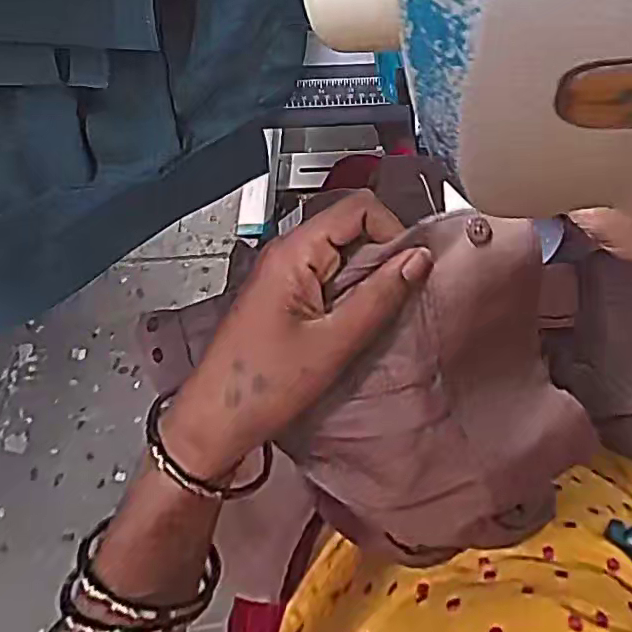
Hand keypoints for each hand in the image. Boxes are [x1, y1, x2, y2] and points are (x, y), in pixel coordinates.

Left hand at [161, 190, 432, 477]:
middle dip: (384, 255)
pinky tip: (357, 322)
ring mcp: (288, 271)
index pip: (358, 207)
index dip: (391, 230)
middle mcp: (288, 252)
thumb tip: (418, 260)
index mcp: (293, 252)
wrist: (213, 424)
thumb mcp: (333, 344)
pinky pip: (334, 274)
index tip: (410, 264)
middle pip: (354, 225)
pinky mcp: (290, 291)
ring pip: (347, 251)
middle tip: (397, 294)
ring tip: (375, 313)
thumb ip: (380, 297)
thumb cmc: (256, 389)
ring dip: (370, 276)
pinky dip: (355, 292)